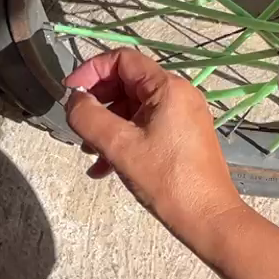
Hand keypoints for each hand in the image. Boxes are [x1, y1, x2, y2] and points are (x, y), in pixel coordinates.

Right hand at [63, 49, 246, 244]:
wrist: (209, 219)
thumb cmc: (167, 180)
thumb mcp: (120, 146)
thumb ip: (89, 117)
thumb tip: (73, 101)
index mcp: (167, 88)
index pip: (122, 59)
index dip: (91, 70)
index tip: (70, 92)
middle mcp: (178, 95)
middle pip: (126, 83)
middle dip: (98, 102)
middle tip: (78, 126)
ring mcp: (182, 116)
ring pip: (132, 108)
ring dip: (106, 126)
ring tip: (90, 153)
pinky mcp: (182, 137)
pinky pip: (144, 127)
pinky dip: (122, 140)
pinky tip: (104, 168)